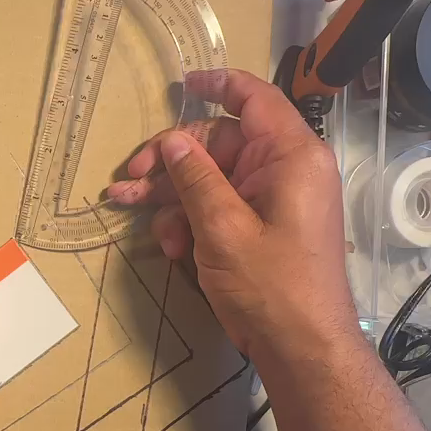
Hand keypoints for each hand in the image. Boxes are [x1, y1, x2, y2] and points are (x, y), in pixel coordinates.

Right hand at [106, 69, 358, 364]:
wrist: (301, 346)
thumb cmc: (270, 285)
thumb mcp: (223, 228)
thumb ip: (197, 179)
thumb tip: (174, 141)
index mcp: (290, 157)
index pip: (255, 100)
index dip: (218, 85)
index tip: (182, 84)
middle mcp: (283, 170)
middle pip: (219, 145)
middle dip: (171, 162)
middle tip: (130, 180)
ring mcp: (271, 201)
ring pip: (211, 180)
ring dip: (171, 197)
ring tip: (129, 210)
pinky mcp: (259, 228)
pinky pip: (218, 209)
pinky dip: (190, 222)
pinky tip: (171, 246)